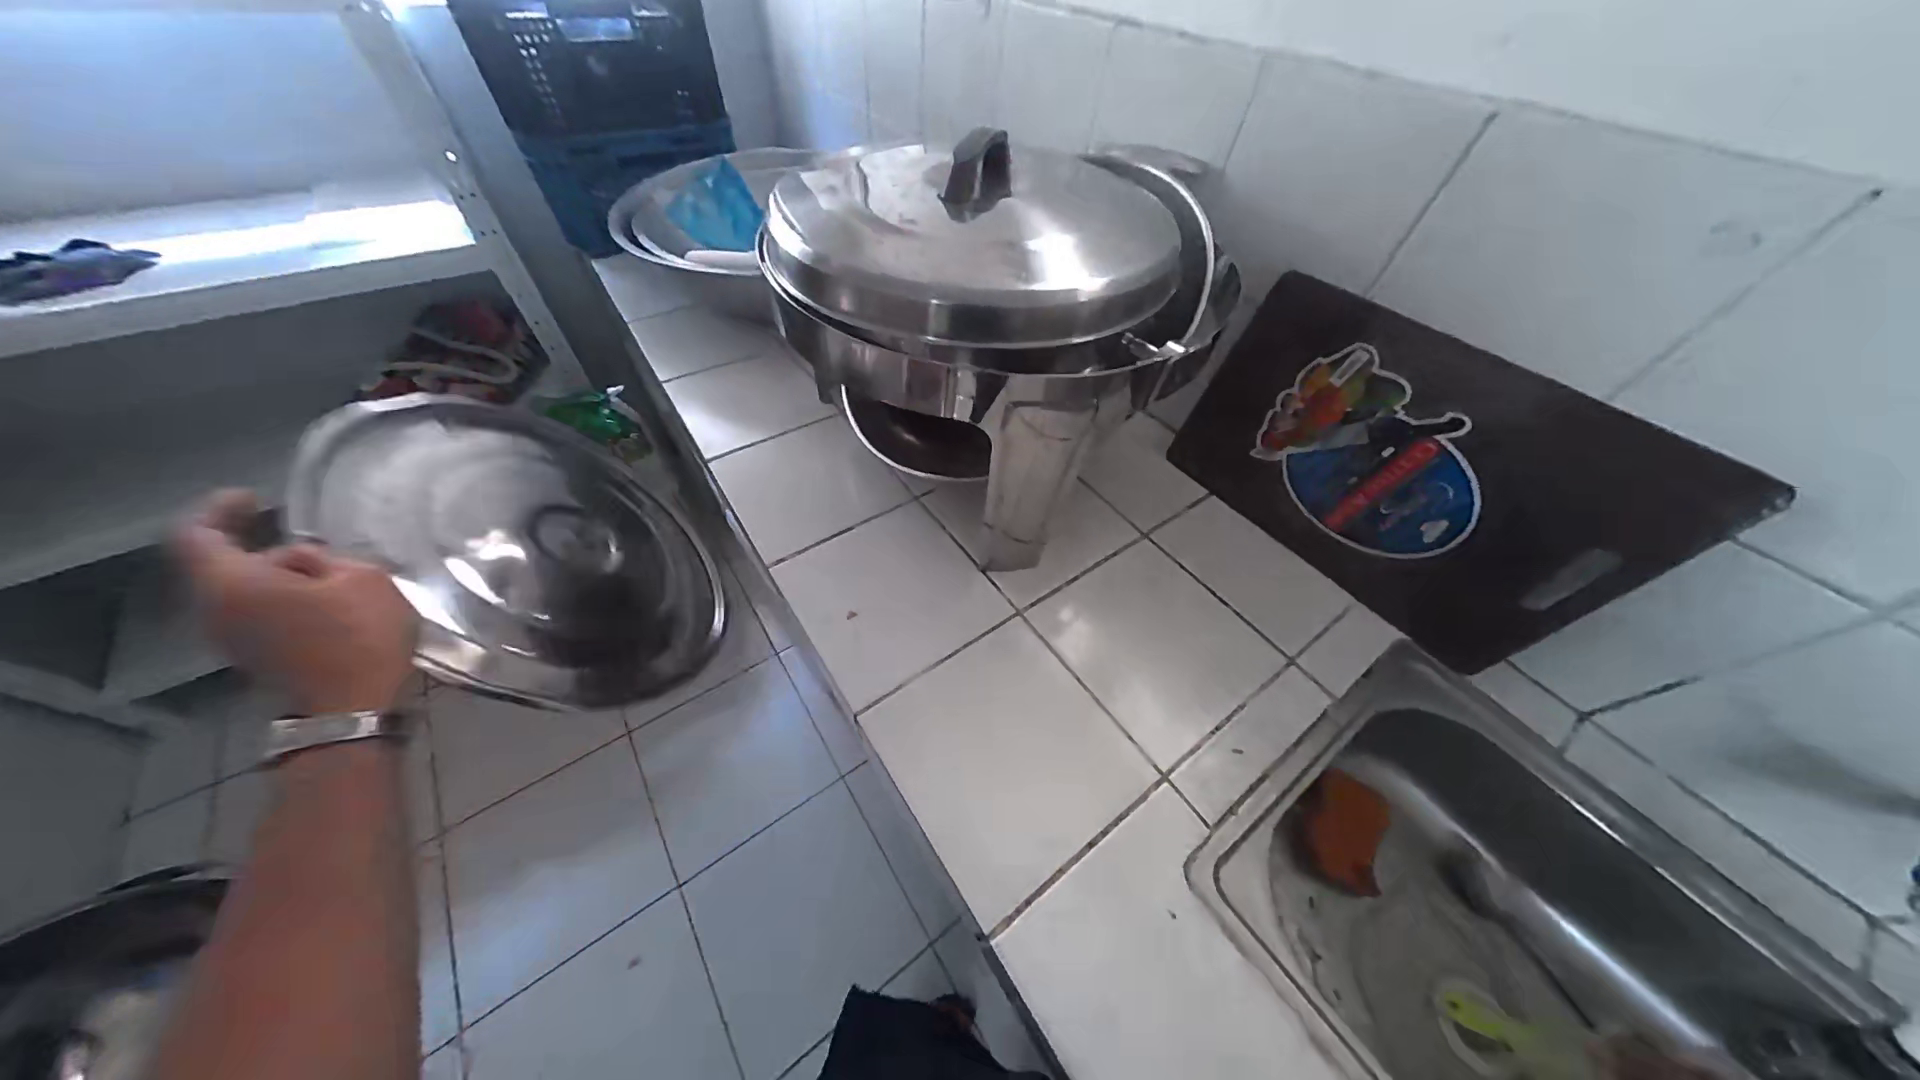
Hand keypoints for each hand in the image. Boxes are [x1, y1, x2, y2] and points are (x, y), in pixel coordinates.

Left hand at [175, 490, 418, 713]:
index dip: (220, 510)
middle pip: (221, 565)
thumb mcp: (362, 577)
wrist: (353, 705)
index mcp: (231, 583)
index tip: (254, 499)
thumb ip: (324, 558)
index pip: (197, 534)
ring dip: (277, 575)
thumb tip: (302, 560)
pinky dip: (282, 598)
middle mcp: (214, 609)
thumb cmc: (358, 634)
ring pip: (241, 591)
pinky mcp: (255, 655)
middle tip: (308, 540)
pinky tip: (323, 599)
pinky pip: (256, 613)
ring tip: (325, 571)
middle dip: (261, 547)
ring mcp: (231, 638)